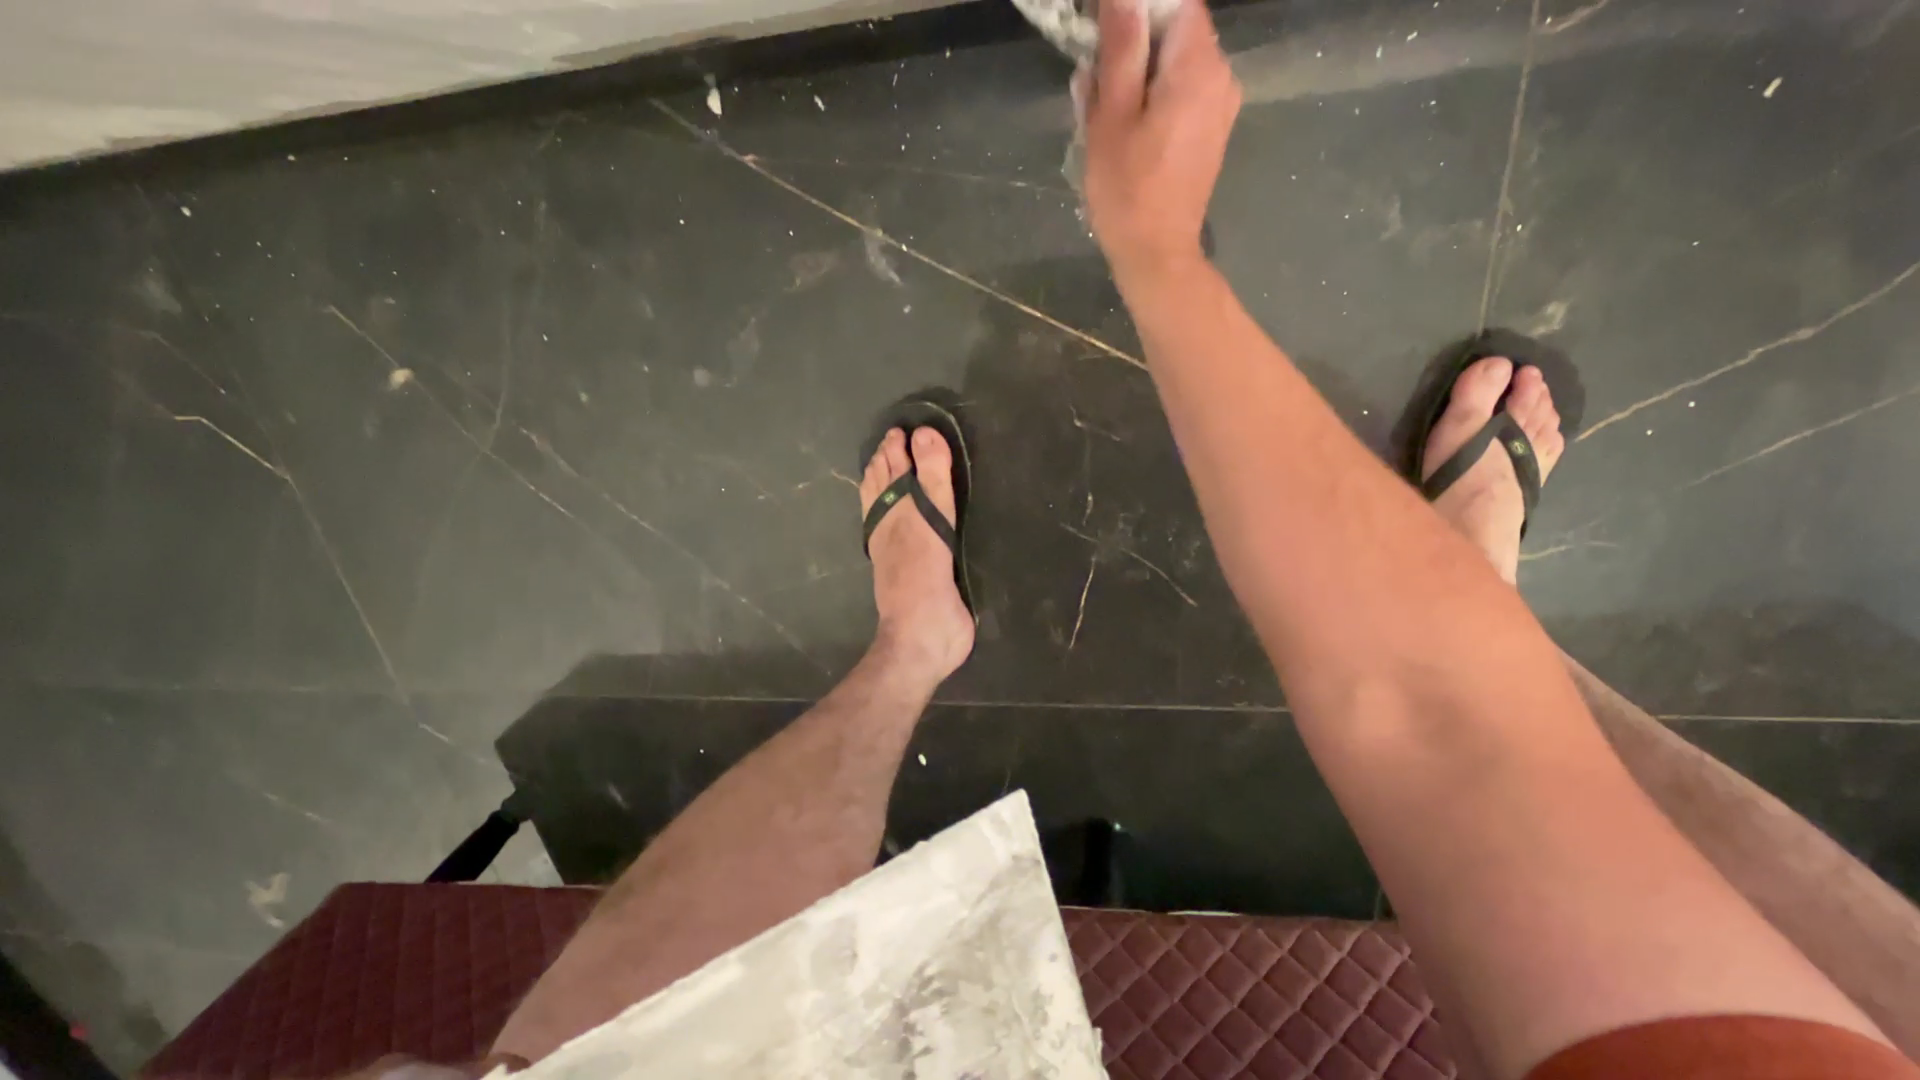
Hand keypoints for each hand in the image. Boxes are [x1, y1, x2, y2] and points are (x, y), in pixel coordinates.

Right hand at [1079, 0, 1240, 277]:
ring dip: (1138, 71)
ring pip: (1176, 61)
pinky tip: (1124, 124)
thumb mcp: (1111, 116)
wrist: (1156, 252)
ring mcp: (1220, 105)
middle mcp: (1221, 76)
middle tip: (1093, 75)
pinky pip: (1182, 91)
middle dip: (1133, 41)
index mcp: (1198, 66)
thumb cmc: (1127, 189)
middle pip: (1177, 29)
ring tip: (1102, 106)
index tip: (1103, 29)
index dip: (1137, 6)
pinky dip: (1152, 94)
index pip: (1176, 1)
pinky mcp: (1211, 129)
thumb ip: (1120, 48)